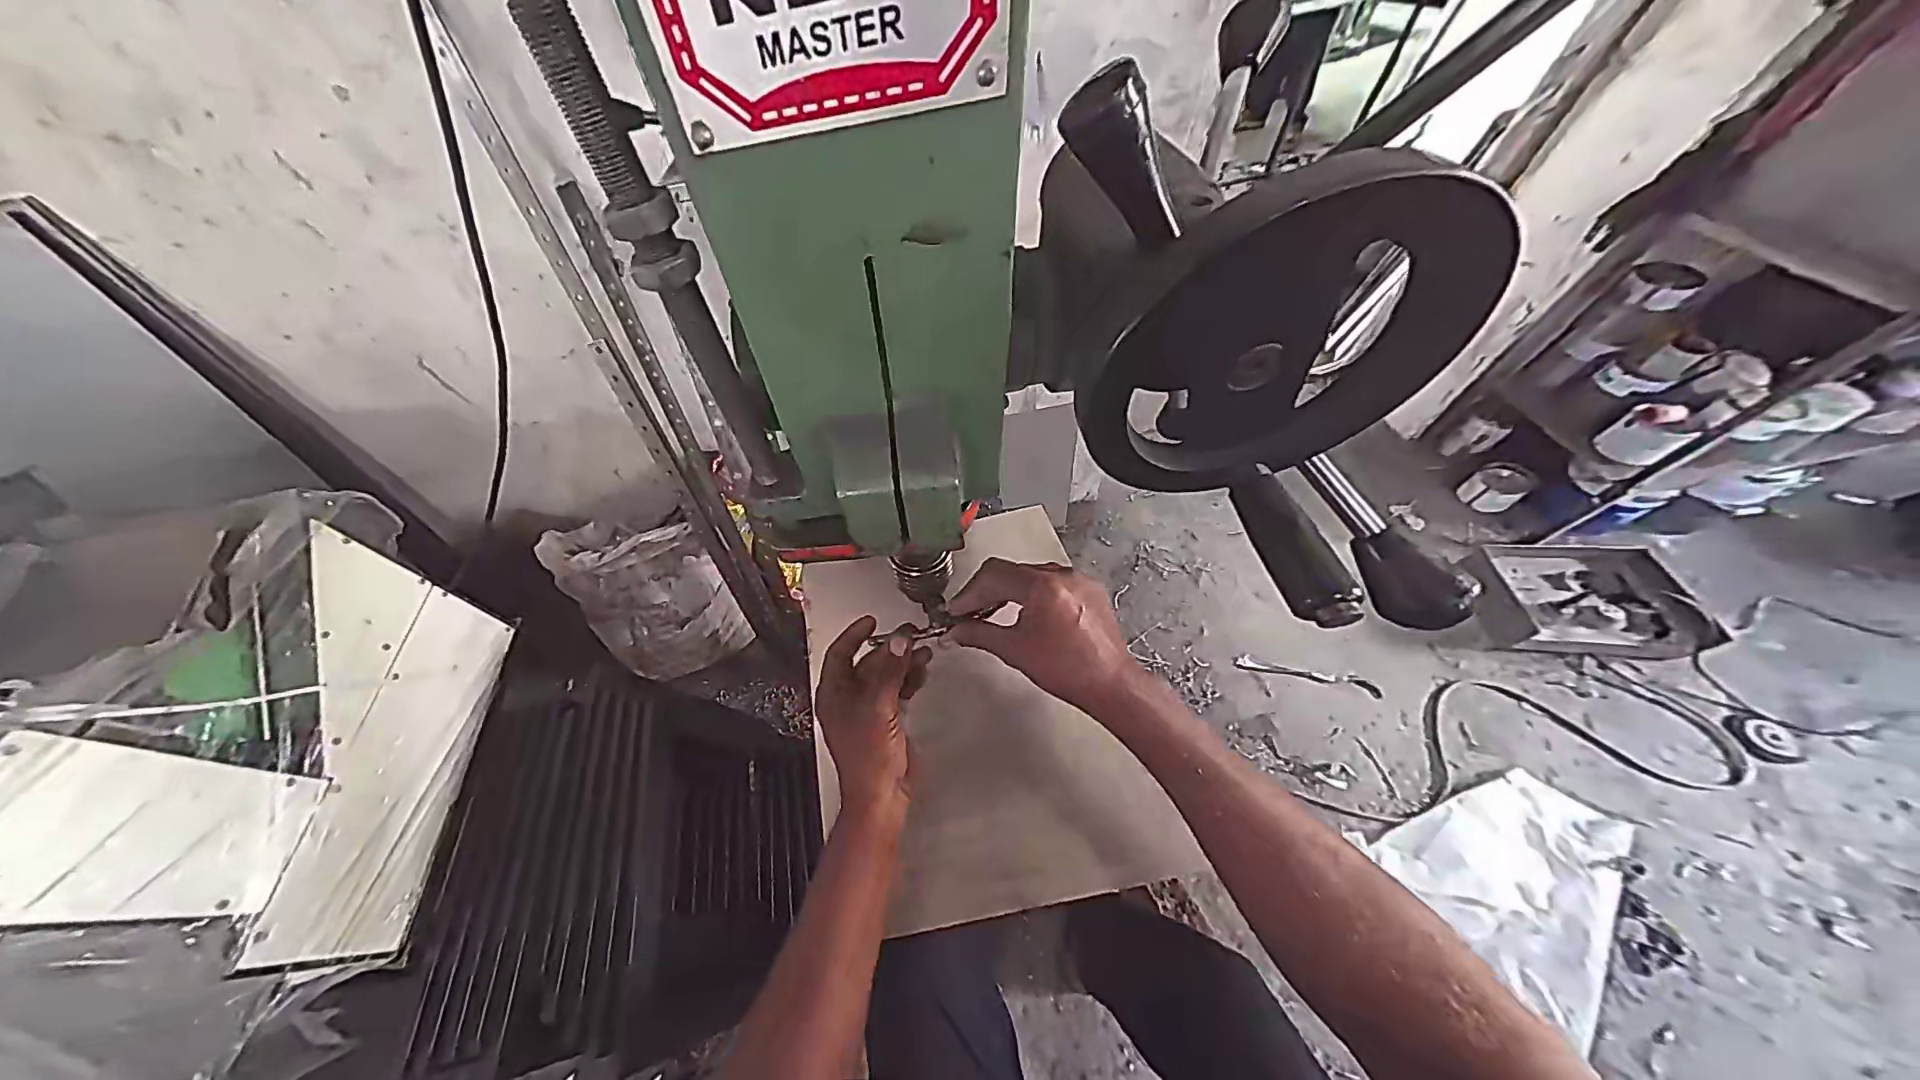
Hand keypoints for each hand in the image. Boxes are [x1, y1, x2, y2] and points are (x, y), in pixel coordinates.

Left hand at [815, 616, 931, 820]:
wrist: (881, 793)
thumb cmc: (867, 759)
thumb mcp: (879, 706)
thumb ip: (890, 671)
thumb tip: (899, 641)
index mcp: (834, 694)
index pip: (840, 653)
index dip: (855, 634)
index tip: (872, 620)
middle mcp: (848, 700)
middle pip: (868, 663)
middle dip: (889, 649)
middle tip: (909, 635)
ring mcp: (868, 710)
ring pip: (885, 676)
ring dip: (903, 663)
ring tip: (922, 651)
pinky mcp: (886, 720)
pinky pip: (897, 690)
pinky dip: (908, 679)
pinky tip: (920, 672)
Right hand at [946, 558, 1146, 714]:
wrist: (1110, 684)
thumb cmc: (1070, 670)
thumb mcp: (1015, 650)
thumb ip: (979, 634)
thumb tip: (957, 630)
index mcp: (1042, 586)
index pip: (993, 575)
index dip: (968, 593)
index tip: (956, 610)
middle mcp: (1062, 576)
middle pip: (1010, 571)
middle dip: (985, 591)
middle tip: (967, 612)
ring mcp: (1078, 580)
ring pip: (1030, 574)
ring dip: (1007, 591)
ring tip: (991, 612)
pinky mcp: (1088, 589)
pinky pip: (1051, 582)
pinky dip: (1031, 593)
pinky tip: (1022, 612)